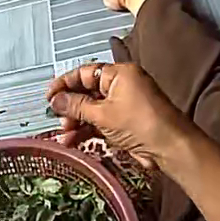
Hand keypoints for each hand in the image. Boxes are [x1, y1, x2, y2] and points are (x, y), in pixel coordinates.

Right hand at [46, 61, 192, 166]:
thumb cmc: (142, 123)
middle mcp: (122, 85)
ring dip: (76, 122)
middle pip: (87, 92)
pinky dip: (87, 131)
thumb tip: (56, 100)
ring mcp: (124, 105)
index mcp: (119, 73)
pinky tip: (73, 141)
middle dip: (70, 107)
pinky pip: (100, 123)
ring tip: (64, 135)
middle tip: (57, 118)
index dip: (64, 84)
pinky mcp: (125, 123)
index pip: (84, 72)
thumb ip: (76, 106)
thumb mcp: (102, 114)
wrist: (169, 147)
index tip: (49, 96)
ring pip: (92, 110)